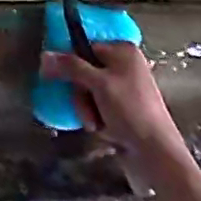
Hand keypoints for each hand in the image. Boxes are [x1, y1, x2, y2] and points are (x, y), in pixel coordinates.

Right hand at [41, 43, 186, 162]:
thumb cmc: (130, 110)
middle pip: (86, 73)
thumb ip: (72, 68)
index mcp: (123, 50)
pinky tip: (105, 130)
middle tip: (89, 112)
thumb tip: (45, 55)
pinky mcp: (124, 109)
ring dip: (89, 111)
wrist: (155, 150)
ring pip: (90, 94)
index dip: (72, 66)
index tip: (58, 82)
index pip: (86, 49)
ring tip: (98, 124)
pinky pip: (100, 108)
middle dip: (82, 96)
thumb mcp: (99, 85)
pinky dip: (98, 119)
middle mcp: (125, 65)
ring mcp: (125, 88)